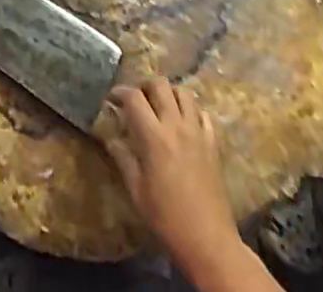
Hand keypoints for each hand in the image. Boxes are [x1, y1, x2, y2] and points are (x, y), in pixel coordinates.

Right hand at [102, 78, 238, 271]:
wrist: (206, 237)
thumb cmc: (166, 218)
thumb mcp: (137, 191)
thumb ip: (123, 159)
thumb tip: (109, 138)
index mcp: (154, 137)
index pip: (135, 99)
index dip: (120, 92)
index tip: (112, 98)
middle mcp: (177, 125)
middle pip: (161, 85)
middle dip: (144, 85)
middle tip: (136, 98)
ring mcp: (198, 130)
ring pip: (184, 92)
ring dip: (169, 93)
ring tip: (159, 106)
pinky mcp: (213, 140)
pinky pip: (202, 111)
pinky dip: (190, 109)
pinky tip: (183, 121)